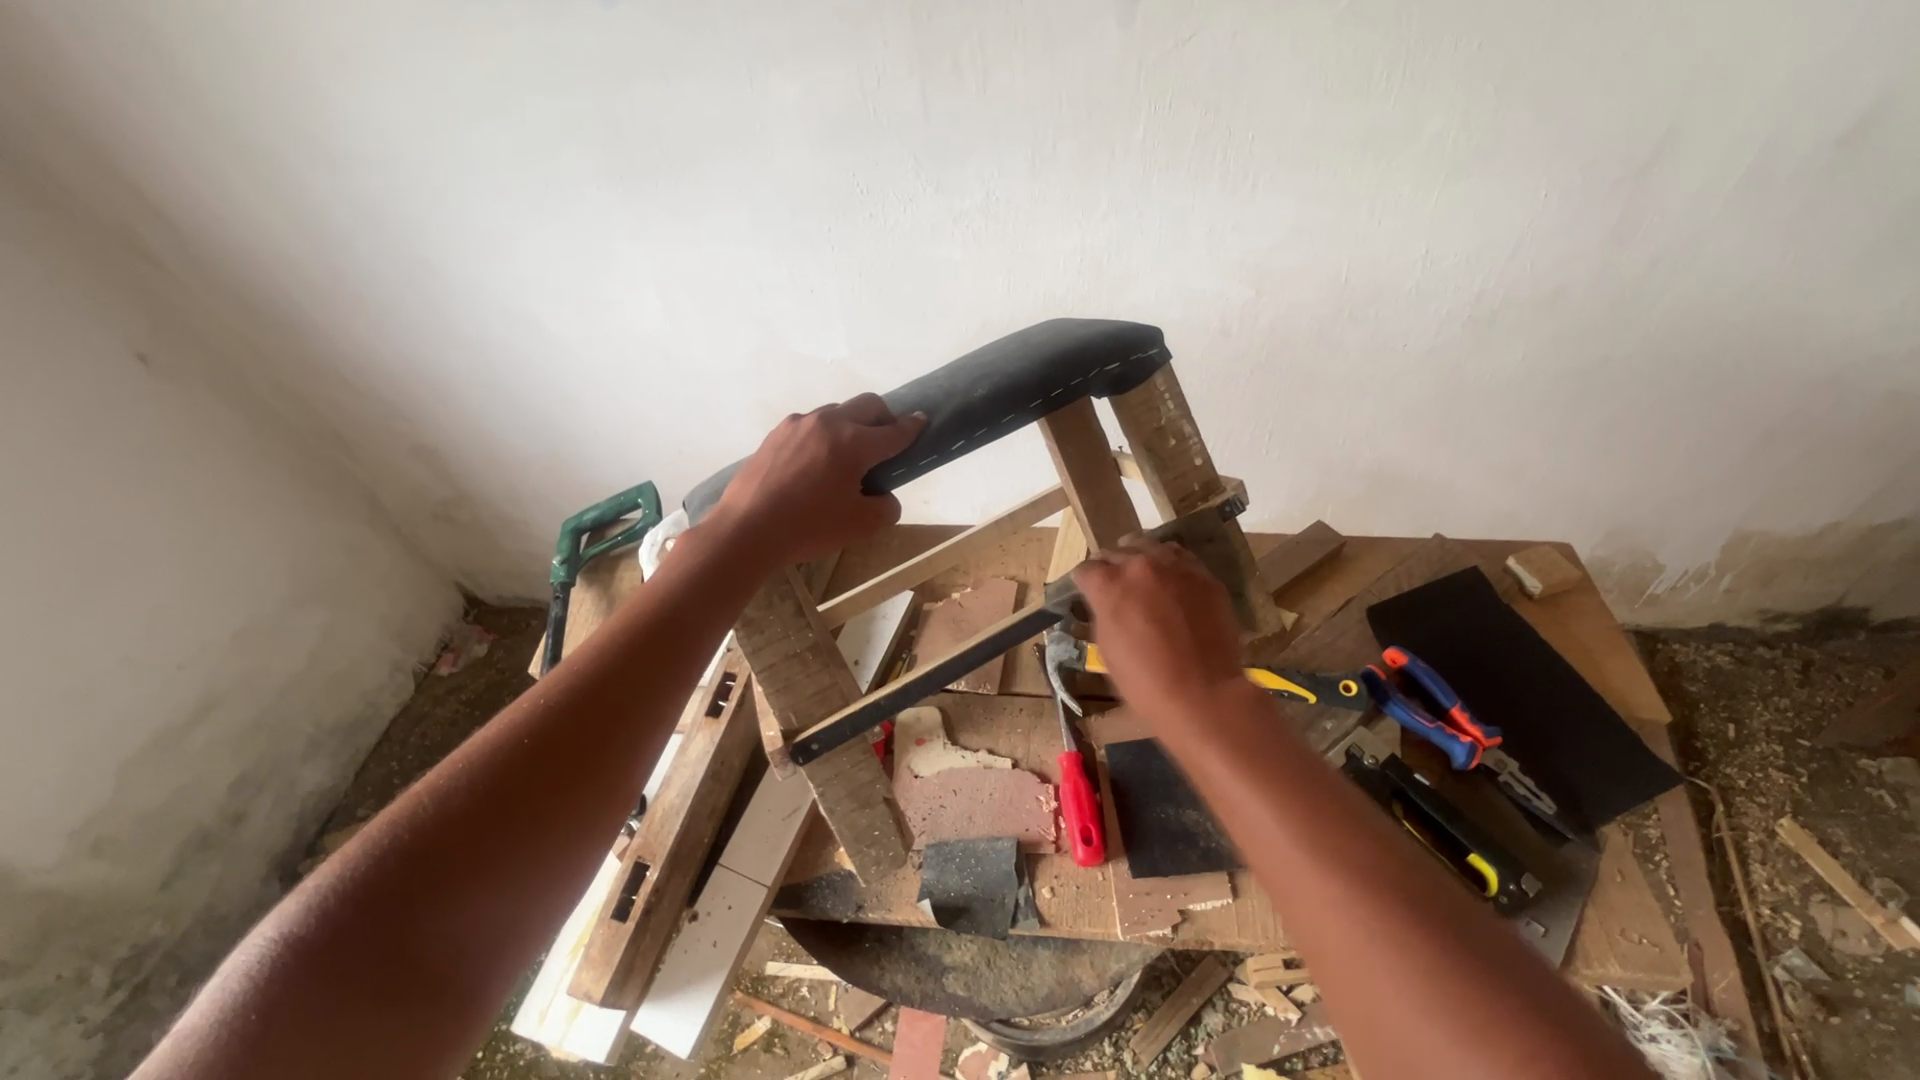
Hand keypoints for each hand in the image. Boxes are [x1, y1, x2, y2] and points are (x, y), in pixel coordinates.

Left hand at [707, 393, 927, 566]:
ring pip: (836, 413)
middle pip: (868, 405)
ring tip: (847, 457)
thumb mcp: (861, 525)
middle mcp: (827, 423)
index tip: (922, 422)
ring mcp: (797, 425)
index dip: (913, 428)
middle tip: (887, 441)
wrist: (747, 530)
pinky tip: (816, 465)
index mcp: (854, 443)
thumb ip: (886, 507)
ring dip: (852, 426)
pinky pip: (810, 426)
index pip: (895, 431)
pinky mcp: (775, 435)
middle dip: (885, 418)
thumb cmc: (809, 527)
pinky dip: (824, 436)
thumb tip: (883, 495)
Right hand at [1073, 540, 1246, 721]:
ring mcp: (1176, 567)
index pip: (1086, 569)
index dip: (1086, 583)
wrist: (1202, 692)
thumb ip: (1103, 612)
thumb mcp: (1107, 647)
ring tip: (1146, 578)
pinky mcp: (1205, 576)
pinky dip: (1172, 568)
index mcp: (1108, 584)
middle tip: (1118, 589)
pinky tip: (1174, 585)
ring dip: (1143, 560)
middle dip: (1113, 568)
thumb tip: (1106, 602)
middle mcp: (1140, 565)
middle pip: (1117, 552)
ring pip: (1151, 548)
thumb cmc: (1143, 680)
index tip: (1090, 594)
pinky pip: (1182, 560)